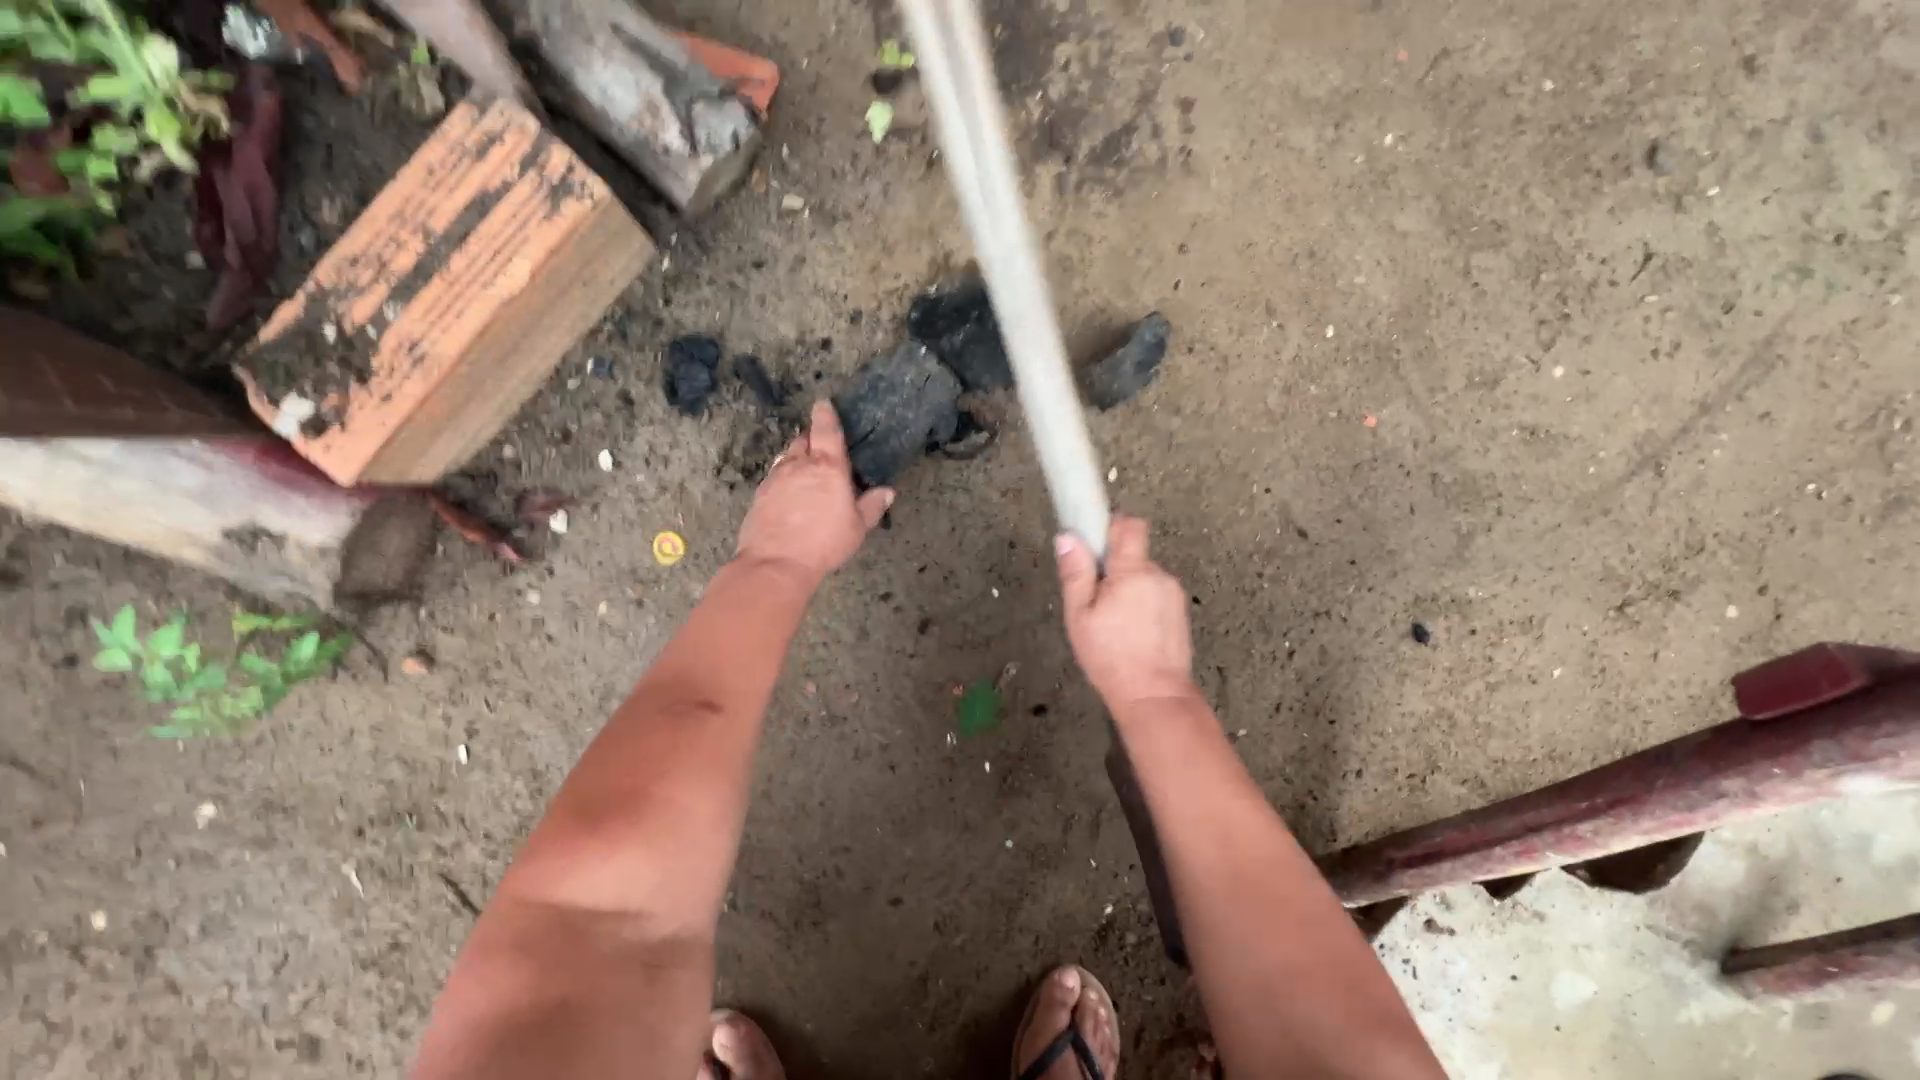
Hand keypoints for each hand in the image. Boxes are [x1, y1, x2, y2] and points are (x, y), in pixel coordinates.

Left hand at [735, 400, 893, 588]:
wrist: (776, 562)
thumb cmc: (823, 543)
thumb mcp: (857, 528)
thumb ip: (872, 506)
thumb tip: (887, 492)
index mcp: (828, 467)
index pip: (826, 431)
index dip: (825, 414)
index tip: (823, 404)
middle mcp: (799, 466)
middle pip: (803, 440)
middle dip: (810, 439)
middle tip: (819, 446)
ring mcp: (776, 478)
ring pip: (785, 457)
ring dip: (795, 458)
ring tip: (803, 470)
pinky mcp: (760, 494)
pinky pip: (774, 477)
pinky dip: (782, 478)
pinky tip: (787, 493)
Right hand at [1054, 516, 1200, 708]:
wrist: (1153, 695)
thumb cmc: (1113, 659)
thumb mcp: (1080, 616)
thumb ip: (1076, 573)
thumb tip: (1068, 538)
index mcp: (1132, 572)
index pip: (1129, 525)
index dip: (1111, 526)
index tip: (1094, 542)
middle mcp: (1158, 576)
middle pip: (1133, 553)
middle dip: (1114, 568)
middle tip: (1096, 598)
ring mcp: (1172, 593)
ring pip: (1144, 575)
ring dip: (1128, 588)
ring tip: (1113, 621)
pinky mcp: (1179, 611)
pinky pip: (1155, 594)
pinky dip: (1141, 604)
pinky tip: (1130, 631)